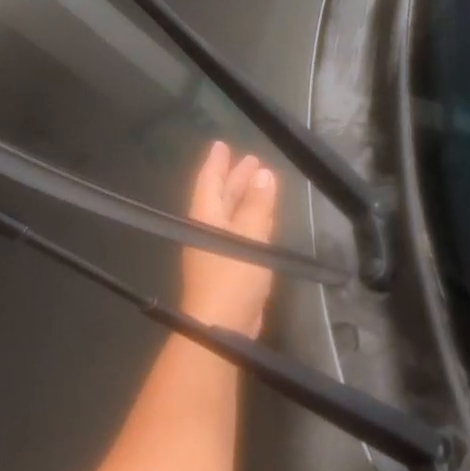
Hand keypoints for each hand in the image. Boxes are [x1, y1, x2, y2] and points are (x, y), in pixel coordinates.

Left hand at [180, 141, 278, 336]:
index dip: (216, 163)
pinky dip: (252, 221)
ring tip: (262, 182)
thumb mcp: (248, 238)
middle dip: (235, 178)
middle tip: (251, 159)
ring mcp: (219, 252)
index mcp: (205, 219)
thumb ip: (257, 206)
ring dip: (245, 199)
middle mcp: (208, 232)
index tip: (222, 144)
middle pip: (221, 198)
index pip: (209, 182)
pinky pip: (243, 235)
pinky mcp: (232, 269)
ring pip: (232, 216)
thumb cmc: (232, 278)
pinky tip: (264, 220)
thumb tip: (264, 174)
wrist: (222, 326)